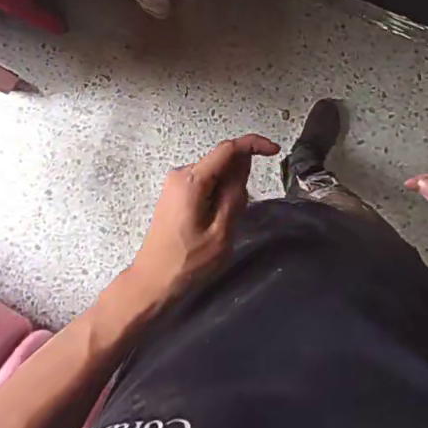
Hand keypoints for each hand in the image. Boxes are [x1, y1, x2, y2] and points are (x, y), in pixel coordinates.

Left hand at [123, 134, 278, 305]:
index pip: (228, 148)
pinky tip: (215, 222)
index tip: (275, 151)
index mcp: (191, 180)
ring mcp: (175, 184)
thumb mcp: (221, 232)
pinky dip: (218, 195)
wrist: (151, 282)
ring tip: (224, 225)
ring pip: (215, 173)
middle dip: (240, 179)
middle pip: (222, 161)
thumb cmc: (187, 262)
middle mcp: (181, 174)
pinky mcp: (175, 194)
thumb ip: (235, 194)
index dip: (254, 144)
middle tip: (239, 214)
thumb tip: (245, 164)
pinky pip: (205, 183)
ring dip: (228, 190)